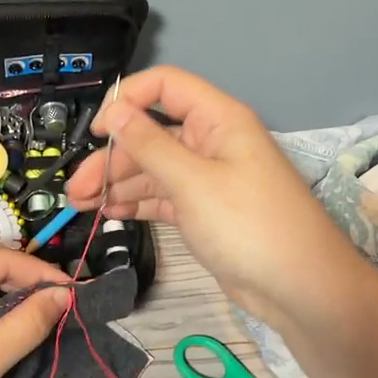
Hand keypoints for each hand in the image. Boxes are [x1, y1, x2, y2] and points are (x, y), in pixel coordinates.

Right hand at [66, 67, 366, 320]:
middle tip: (76, 189)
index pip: (165, 86)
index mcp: (218, 119)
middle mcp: (210, 142)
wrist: (301, 290)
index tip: (97, 131)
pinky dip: (134, 202)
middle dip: (111, 158)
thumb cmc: (250, 226)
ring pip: (150, 169)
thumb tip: (114, 111)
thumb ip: (149, 144)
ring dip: (115, 184)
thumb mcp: (193, 183)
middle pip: (150, 134)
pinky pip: (160, 196)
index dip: (128, 100)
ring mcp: (206, 178)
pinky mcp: (202, 210)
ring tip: (80, 205)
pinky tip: (107, 213)